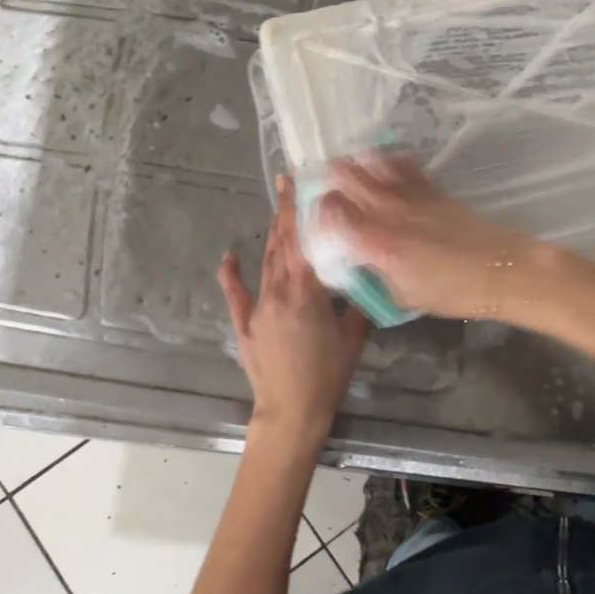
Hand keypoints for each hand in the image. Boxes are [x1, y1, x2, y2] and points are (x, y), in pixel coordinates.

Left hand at [219, 175, 370, 452]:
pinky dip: (231, 273)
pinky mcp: (245, 325)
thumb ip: (357, 303)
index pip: (302, 242)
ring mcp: (258, 307)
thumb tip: (364, 276)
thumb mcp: (353, 337)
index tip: (298, 182)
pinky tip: (229, 256)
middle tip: (286, 183)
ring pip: (265, 264)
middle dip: (283, 213)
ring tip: (276, 214)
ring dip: (270, 237)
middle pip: (281, 245)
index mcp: (305, 291)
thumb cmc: (327, 375)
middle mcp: (277, 292)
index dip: (299, 211)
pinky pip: (236, 294)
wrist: (291, 411)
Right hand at [314, 152, 538, 319]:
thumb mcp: (403, 297)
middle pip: (349, 179)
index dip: (319, 210)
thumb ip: (372, 279)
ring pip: (374, 166)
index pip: (334, 212)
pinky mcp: (433, 191)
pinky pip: (404, 166)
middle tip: (320, 179)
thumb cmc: (451, 292)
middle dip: (331, 177)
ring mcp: (413, 196)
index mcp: (377, 242)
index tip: (317, 216)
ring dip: (355, 163)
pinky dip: (388, 161)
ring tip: (345, 164)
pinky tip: (383, 162)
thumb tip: (352, 268)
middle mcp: (389, 212)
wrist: (501, 270)